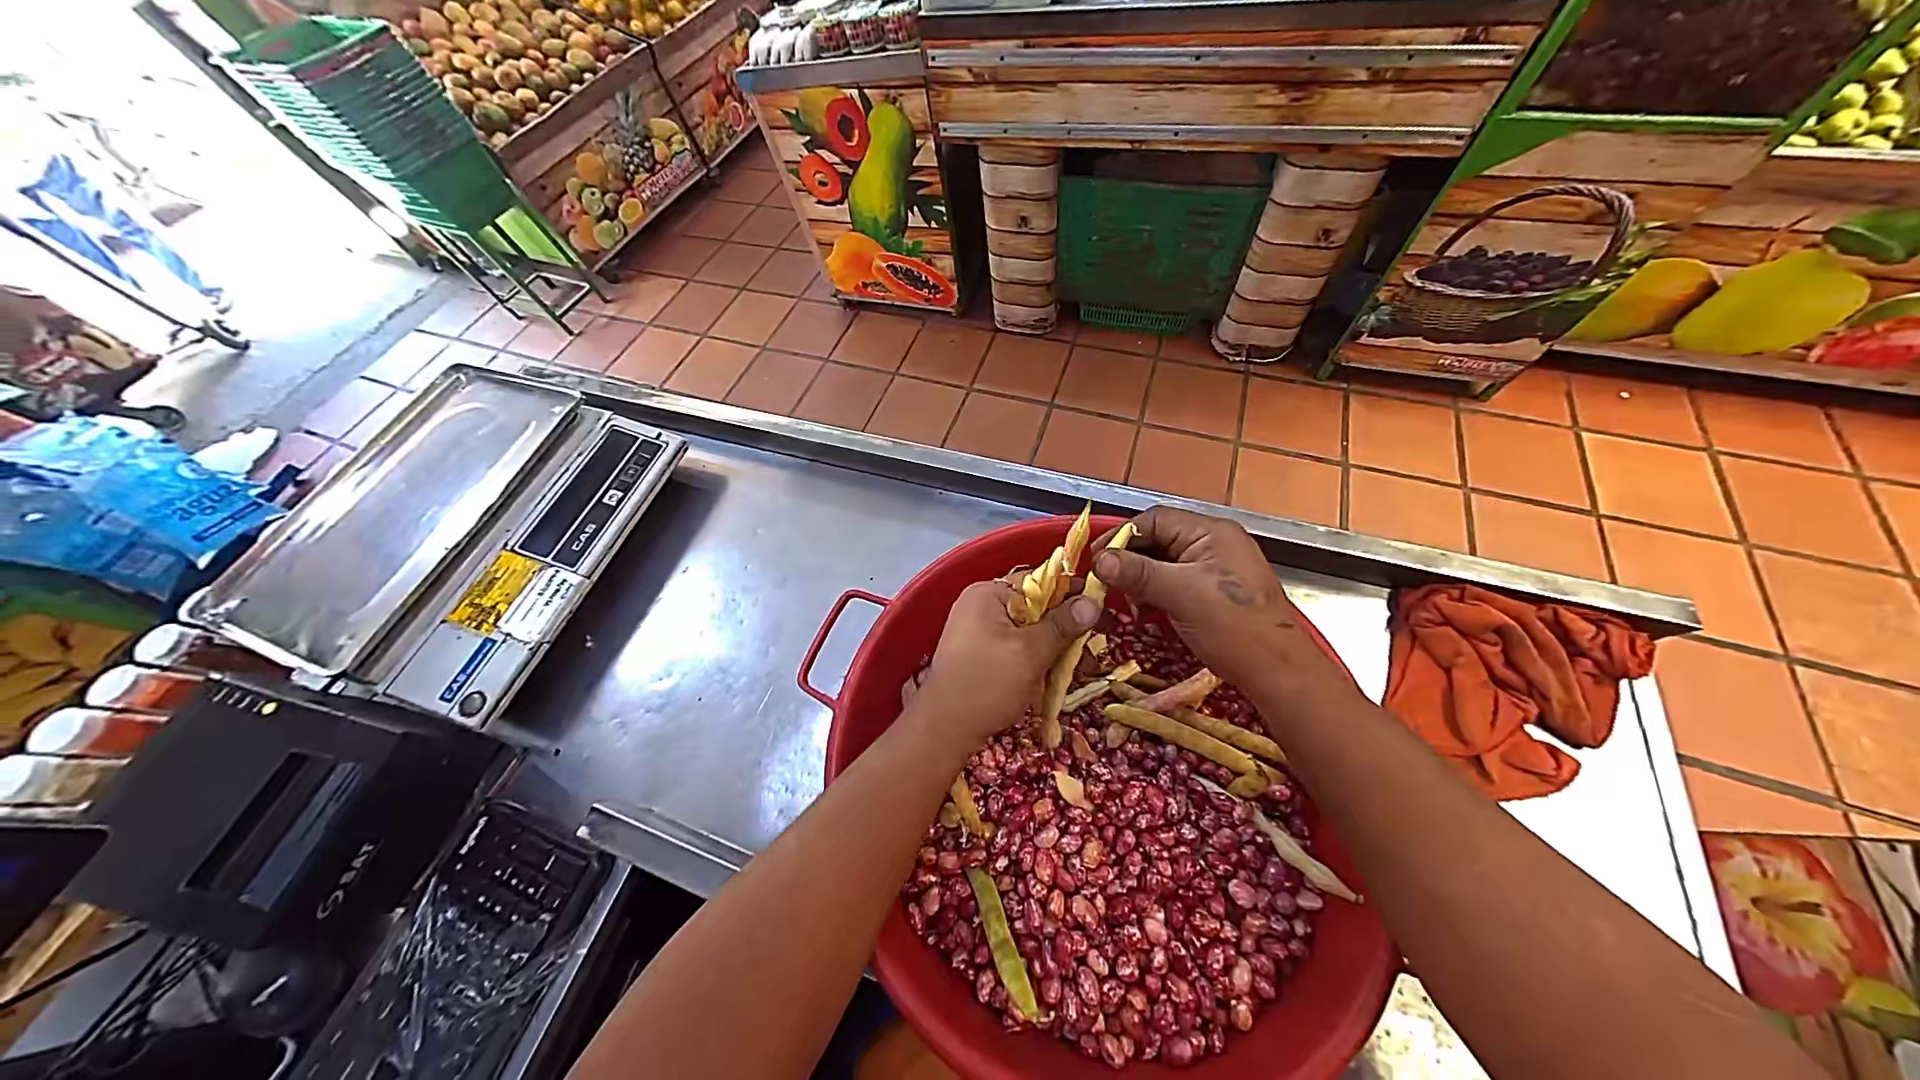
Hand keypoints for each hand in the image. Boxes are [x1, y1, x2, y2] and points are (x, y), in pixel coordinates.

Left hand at [909, 580, 1097, 747]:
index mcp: (987, 594)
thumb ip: (1062, 625)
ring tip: (1075, 666)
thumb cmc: (986, 684)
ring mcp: (978, 632)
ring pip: (1028, 631)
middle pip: (1034, 607)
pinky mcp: (980, 655)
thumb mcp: (1030, 652)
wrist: (944, 729)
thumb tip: (1092, 603)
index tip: (1098, 605)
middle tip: (1090, 644)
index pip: (1037, 580)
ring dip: (1051, 648)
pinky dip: (1035, 661)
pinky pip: (1016, 649)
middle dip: (1062, 626)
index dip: (1069, 592)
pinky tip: (1051, 678)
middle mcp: (980, 606)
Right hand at [1092, 506, 1349, 697]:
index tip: (1096, 560)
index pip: (1155, 520)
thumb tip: (1100, 560)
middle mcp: (1214, 545)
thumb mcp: (1181, 594)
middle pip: (1158, 541)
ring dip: (1140, 581)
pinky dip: (1155, 595)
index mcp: (1211, 533)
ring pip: (1163, 565)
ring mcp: (1214, 571)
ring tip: (1125, 601)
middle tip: (1105, 582)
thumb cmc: (1236, 628)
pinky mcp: (1212, 595)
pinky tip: (1144, 612)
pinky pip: (1174, 585)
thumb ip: (1139, 573)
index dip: (1122, 537)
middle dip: (1129, 561)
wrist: (1278, 673)